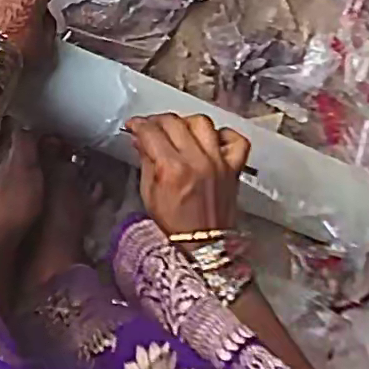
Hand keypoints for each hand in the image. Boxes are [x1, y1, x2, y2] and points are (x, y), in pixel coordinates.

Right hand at [126, 114, 248, 234]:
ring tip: (178, 131)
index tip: (134, 125)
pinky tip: (211, 140)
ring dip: (186, 123)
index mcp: (172, 169)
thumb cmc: (175, 226)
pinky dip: (223, 135)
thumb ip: (146, 161)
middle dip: (157, 121)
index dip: (138, 124)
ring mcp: (218, 163)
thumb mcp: (149, 193)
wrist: (203, 247)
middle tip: (151, 128)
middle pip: (174, 122)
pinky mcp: (233, 167)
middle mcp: (197, 162)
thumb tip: (141, 139)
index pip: (151, 132)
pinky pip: (234, 139)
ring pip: (201, 123)